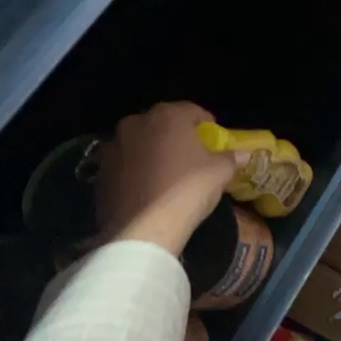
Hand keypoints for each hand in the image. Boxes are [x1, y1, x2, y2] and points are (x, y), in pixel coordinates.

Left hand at [95, 101, 246, 255]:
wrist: (144, 230)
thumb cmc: (189, 189)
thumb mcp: (221, 171)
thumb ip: (230, 157)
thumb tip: (242, 155)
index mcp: (167, 116)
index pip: (192, 111)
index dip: (206, 125)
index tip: (214, 140)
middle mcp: (135, 124)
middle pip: (161, 125)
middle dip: (175, 136)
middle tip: (189, 155)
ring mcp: (112, 149)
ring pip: (139, 144)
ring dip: (151, 153)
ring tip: (166, 174)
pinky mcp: (99, 175)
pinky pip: (124, 167)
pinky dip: (134, 172)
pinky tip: (147, 190)